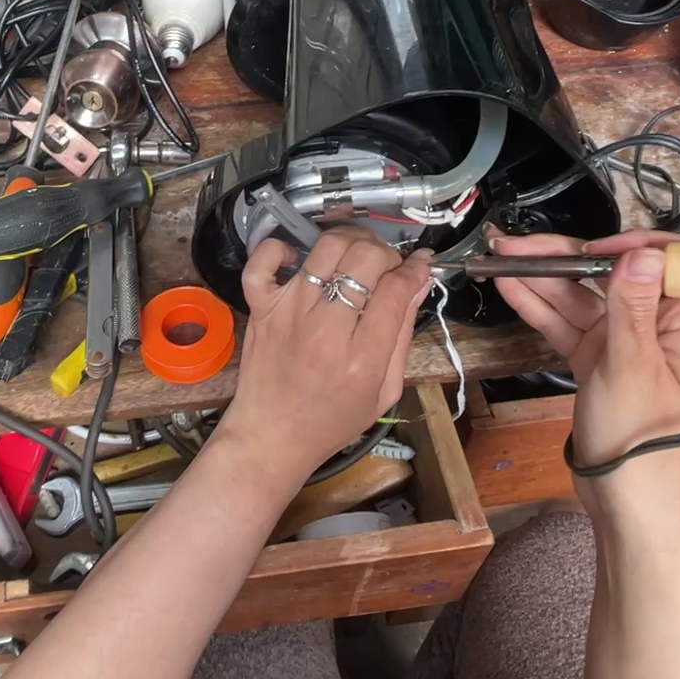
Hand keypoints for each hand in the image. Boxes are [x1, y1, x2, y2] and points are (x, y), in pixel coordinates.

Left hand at [224, 228, 433, 486]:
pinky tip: (300, 258)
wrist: (271, 436)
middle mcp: (324, 330)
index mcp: (362, 359)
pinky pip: (263, 261)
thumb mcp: (384, 390)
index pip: (395, 289)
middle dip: (385, 253)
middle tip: (387, 267)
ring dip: (348, 242)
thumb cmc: (332, 419)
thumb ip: (403, 334)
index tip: (418, 266)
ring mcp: (287, 313)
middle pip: (364, 259)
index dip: (414, 269)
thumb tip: (419, 281)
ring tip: (355, 257)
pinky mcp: (261, 307)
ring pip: (324, 249)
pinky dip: (281, 248)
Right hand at [490, 229, 679, 516]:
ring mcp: (623, 341)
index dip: (633, 245)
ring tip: (499, 258)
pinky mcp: (597, 357)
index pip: (672, 263)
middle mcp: (658, 325)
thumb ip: (631, 307)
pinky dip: (538, 306)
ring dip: (541, 277)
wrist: (625, 503)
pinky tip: (509, 287)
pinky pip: (566, 322)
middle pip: (613, 274)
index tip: (593, 247)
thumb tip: (641, 252)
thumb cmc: (645, 442)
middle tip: (516, 244)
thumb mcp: (633, 369)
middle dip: (565, 256)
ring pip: (582, 296)